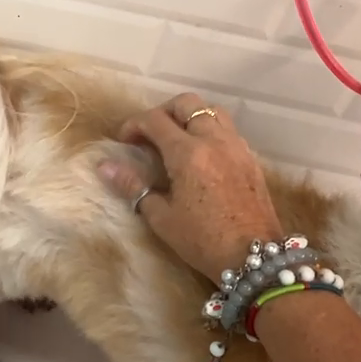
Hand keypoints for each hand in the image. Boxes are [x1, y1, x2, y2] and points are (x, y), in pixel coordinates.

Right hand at [98, 93, 282, 278]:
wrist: (256, 258)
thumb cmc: (203, 240)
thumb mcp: (161, 217)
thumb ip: (133, 186)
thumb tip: (104, 167)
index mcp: (188, 153)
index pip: (155, 120)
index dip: (134, 125)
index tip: (124, 141)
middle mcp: (214, 140)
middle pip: (187, 103)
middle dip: (163, 111)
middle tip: (150, 133)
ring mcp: (236, 146)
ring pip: (211, 110)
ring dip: (189, 116)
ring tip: (176, 138)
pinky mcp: (250, 158)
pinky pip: (227, 129)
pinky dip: (208, 129)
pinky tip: (199, 154)